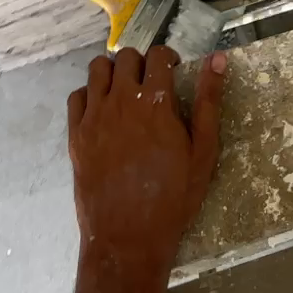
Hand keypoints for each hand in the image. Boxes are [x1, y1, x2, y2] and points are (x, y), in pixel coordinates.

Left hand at [68, 46, 227, 292]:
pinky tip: (102, 111)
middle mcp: (122, 100)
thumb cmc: (173, 197)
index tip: (172, 71)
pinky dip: (89, 95)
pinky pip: (76, 96)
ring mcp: (95, 116)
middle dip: (141, 63)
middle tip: (149, 83)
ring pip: (97, 69)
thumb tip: (217, 58)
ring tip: (124, 91)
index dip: (167, 57)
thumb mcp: (202, 151)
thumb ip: (209, 100)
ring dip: (113, 73)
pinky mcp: (76, 134)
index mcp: (155, 101)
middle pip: (126, 56)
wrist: (128, 238)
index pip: (157, 54)